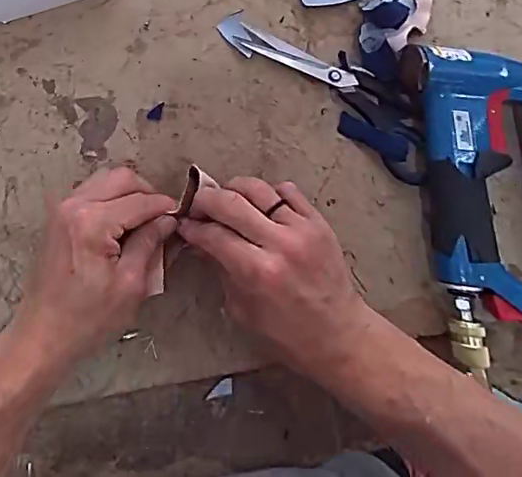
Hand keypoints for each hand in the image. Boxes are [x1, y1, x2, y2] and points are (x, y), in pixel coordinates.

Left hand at [9, 167, 177, 371]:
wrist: (39, 338)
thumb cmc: (85, 319)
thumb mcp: (130, 285)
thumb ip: (150, 243)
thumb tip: (168, 220)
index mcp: (92, 222)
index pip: (141, 201)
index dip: (165, 207)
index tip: (179, 217)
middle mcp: (75, 205)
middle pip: (123, 178)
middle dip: (148, 194)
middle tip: (161, 218)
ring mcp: (63, 208)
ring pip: (107, 179)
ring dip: (129, 193)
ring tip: (142, 219)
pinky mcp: (59, 216)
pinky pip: (93, 190)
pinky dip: (112, 198)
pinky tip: (121, 222)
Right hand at [177, 177, 378, 376]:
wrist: (337, 332)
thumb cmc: (286, 333)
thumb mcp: (242, 310)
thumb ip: (221, 270)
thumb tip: (200, 241)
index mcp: (257, 272)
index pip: (215, 235)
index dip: (194, 227)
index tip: (184, 224)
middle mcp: (279, 243)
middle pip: (232, 202)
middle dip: (207, 199)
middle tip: (197, 203)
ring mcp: (302, 228)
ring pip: (260, 188)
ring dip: (235, 188)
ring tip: (226, 197)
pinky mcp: (318, 220)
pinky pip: (288, 191)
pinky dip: (269, 192)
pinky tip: (260, 204)